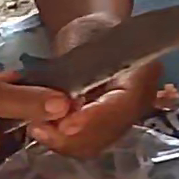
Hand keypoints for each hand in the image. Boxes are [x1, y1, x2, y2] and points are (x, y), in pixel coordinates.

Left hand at [27, 13, 160, 157]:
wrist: (94, 36)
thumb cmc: (90, 33)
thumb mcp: (85, 42)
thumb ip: (79, 71)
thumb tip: (66, 101)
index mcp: (141, 77)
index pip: (119, 108)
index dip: (91, 120)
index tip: (65, 126)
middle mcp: (137, 105)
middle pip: (106, 134)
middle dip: (71, 136)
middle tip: (39, 128)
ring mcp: (121, 120)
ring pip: (93, 144)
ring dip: (62, 142)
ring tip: (37, 128)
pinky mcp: (103, 129)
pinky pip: (83, 145)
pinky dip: (61, 142)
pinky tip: (42, 131)